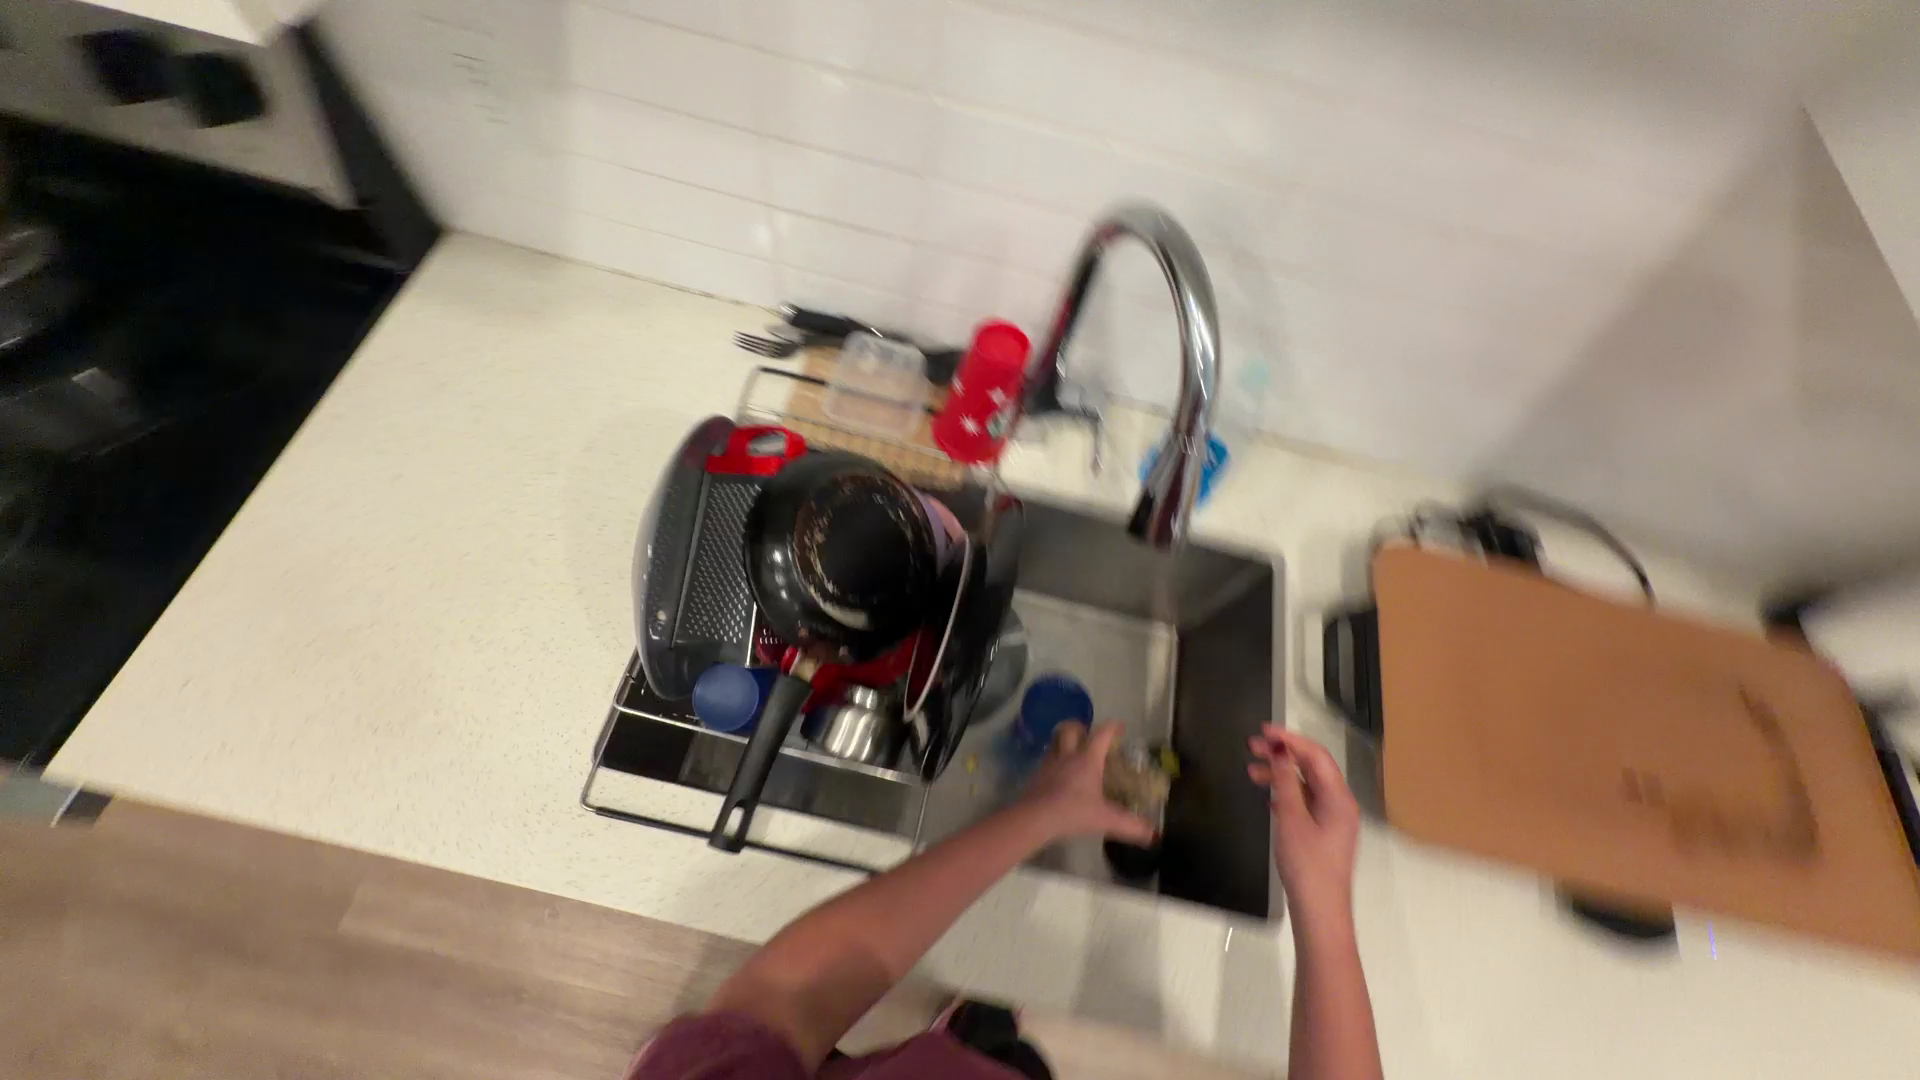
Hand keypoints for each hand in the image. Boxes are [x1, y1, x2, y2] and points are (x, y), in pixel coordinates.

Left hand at [1020, 721, 1156, 844]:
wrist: (1035, 817)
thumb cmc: (1073, 812)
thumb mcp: (1106, 820)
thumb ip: (1131, 826)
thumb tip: (1153, 835)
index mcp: (1087, 760)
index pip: (1101, 735)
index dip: (1112, 727)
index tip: (1119, 726)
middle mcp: (1067, 756)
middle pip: (1070, 729)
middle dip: (1080, 726)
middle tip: (1088, 733)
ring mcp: (1049, 763)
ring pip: (1055, 741)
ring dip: (1063, 740)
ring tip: (1072, 750)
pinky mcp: (1036, 775)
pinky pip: (1046, 759)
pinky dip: (1053, 760)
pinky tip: (1058, 773)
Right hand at [1248, 727, 1359, 933]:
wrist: (1319, 911)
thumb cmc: (1306, 864)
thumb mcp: (1291, 819)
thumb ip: (1286, 781)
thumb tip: (1278, 750)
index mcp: (1338, 798)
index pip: (1315, 755)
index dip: (1289, 739)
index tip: (1262, 730)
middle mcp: (1339, 803)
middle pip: (1311, 767)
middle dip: (1282, 753)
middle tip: (1251, 746)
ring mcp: (1332, 818)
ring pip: (1305, 784)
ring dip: (1280, 773)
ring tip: (1251, 772)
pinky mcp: (1322, 832)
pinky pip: (1304, 800)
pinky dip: (1284, 792)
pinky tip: (1267, 796)